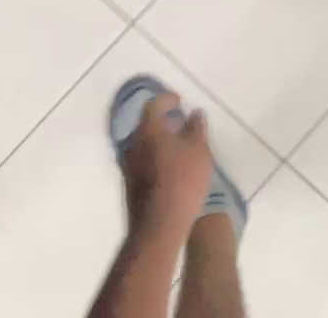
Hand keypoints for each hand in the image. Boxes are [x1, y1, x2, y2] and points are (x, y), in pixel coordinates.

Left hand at [119, 93, 214, 234]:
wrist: (158, 227)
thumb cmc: (183, 181)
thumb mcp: (199, 151)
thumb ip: (196, 128)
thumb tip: (194, 113)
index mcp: (148, 129)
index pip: (154, 104)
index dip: (167, 99)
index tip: (180, 100)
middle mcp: (133, 143)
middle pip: (146, 123)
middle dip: (163, 119)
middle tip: (180, 120)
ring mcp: (128, 164)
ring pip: (143, 142)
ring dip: (159, 138)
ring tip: (177, 144)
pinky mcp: (129, 183)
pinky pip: (142, 158)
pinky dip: (155, 154)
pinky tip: (169, 165)